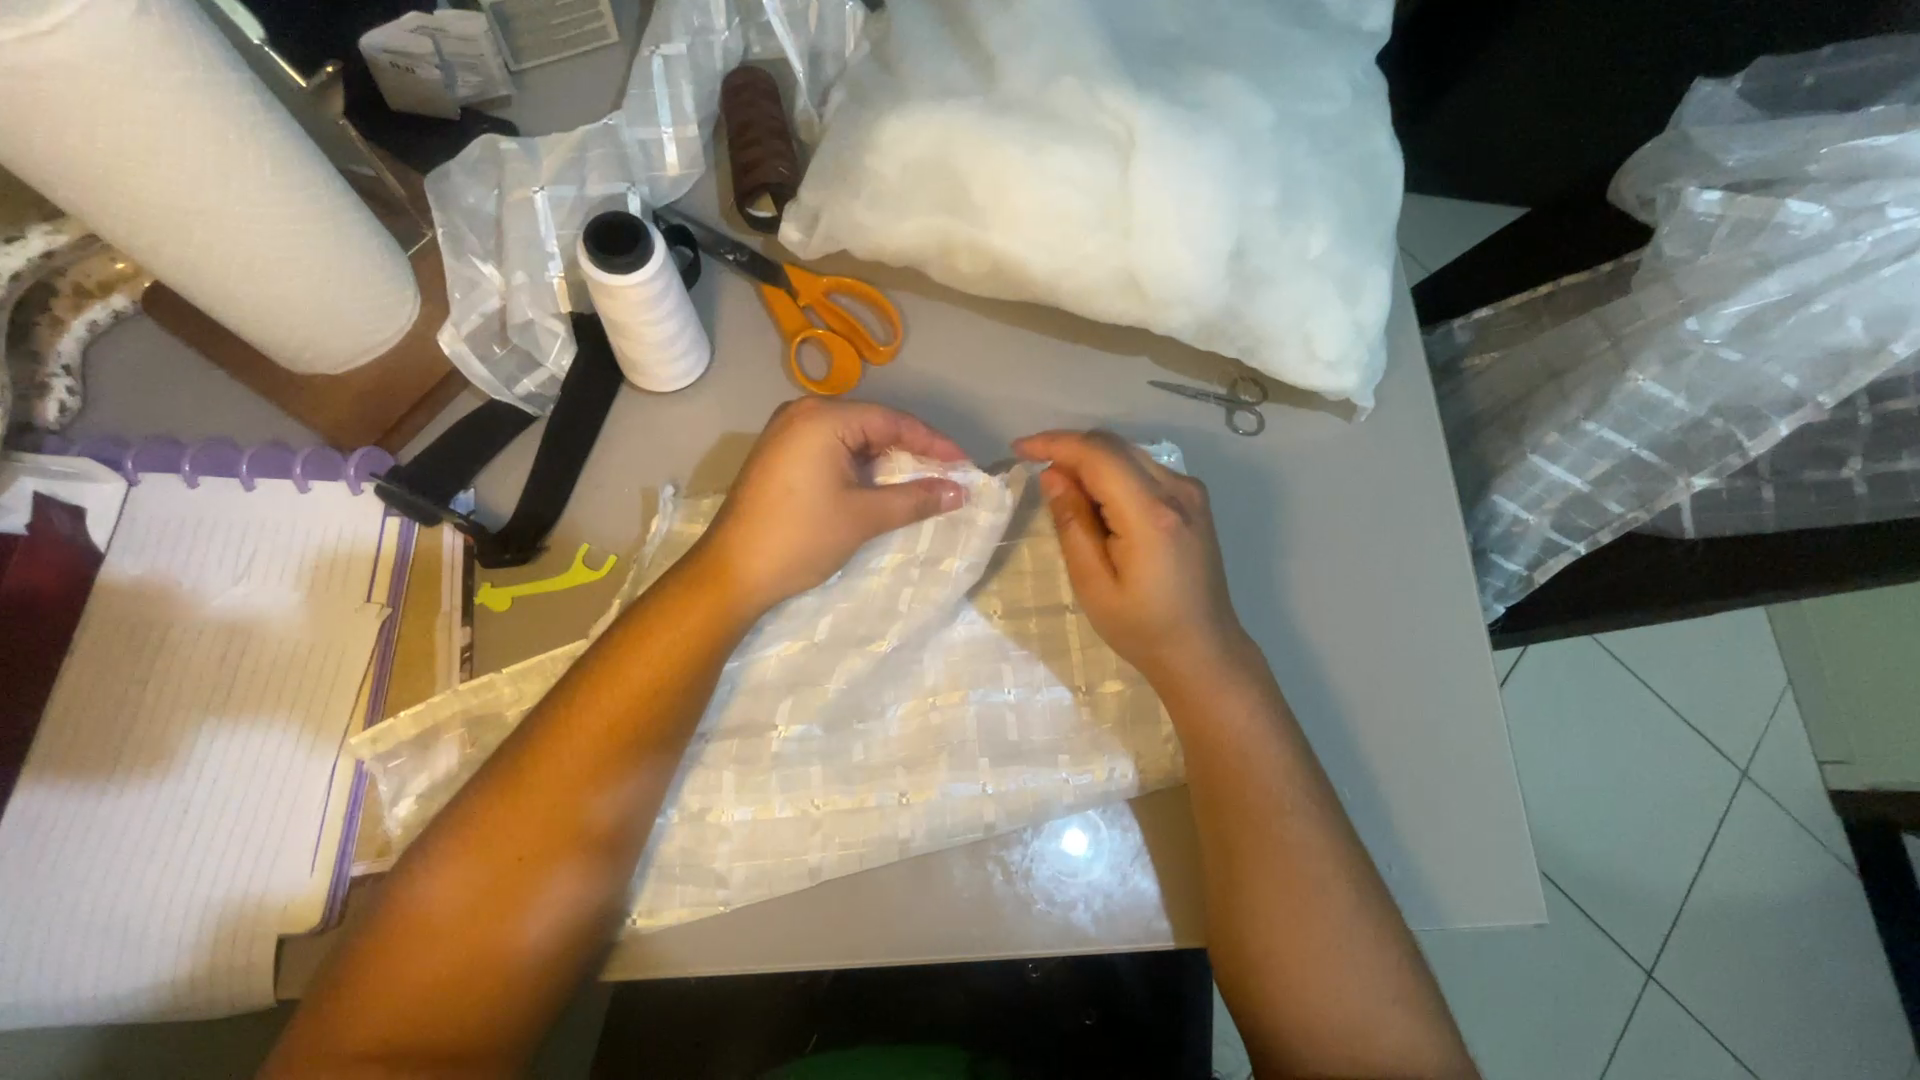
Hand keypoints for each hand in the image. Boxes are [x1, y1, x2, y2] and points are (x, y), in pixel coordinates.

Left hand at [697, 398, 969, 614]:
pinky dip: (858, 468)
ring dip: (885, 462)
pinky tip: (879, 487)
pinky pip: (830, 451)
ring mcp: (786, 433)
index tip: (964, 466)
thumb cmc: (801, 538)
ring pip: (852, 440)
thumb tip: (959, 491)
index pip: (893, 421)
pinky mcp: (779, 455)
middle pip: (872, 426)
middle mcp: (802, 413)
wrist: (732, 572)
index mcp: (823, 417)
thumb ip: (914, 499)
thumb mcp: (864, 517)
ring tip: (919, 484)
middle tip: (945, 476)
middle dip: (911, 452)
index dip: (933, 444)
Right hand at [1013, 430, 1250, 685]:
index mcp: (1151, 514)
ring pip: (1129, 455)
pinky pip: (1144, 470)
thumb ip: (1073, 524)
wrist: (1203, 650)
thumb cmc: (1143, 628)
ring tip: (1065, 496)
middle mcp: (1178, 491)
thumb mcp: (1093, 584)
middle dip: (1070, 451)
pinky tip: (1098, 506)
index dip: (1055, 443)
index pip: (1098, 454)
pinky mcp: (1194, 501)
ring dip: (1091, 464)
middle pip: (1114, 447)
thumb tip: (1053, 475)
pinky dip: (1114, 476)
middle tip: (1037, 477)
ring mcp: (1191, 493)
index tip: (1019, 449)